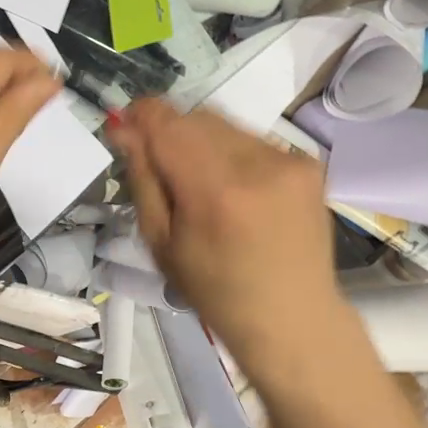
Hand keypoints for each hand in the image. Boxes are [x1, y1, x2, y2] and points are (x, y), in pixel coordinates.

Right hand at [108, 99, 341, 367]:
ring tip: (188, 174)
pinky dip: (226, 149)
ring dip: (196, 137)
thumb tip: (123, 130)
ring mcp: (289, 160)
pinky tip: (223, 182)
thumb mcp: (159, 239)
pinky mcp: (307, 162)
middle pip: (197, 118)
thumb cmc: (211, 287)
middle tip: (148, 156)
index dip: (141, 115)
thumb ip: (143, 179)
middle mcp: (259, 165)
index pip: (170, 125)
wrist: (289, 312)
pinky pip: (250, 138)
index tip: (120, 120)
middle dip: (166, 128)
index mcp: (215, 192)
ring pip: (224, 124)